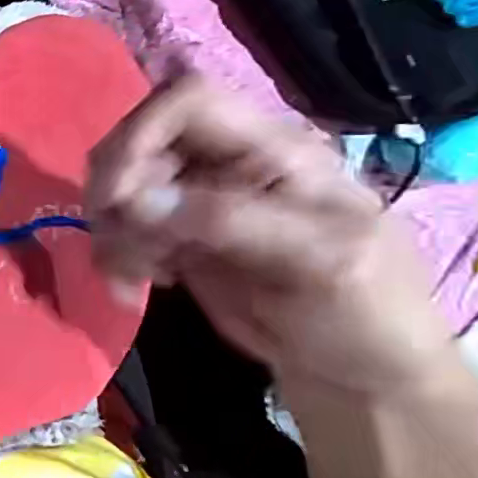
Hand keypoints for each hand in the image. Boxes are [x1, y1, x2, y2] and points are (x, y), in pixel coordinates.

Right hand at [85, 76, 467, 406]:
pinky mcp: (174, 240)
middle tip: (117, 239)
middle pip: (137, 140)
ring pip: (119, 188)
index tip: (120, 195)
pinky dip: (113, 256)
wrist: (359, 376)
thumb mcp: (321, 261)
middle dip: (114, 188)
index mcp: (274, 149)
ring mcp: (195, 202)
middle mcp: (225, 164)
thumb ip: (229, 220)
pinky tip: (136, 287)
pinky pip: (120, 231)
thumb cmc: (365, 312)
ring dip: (111, 231)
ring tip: (136, 277)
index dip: (141, 132)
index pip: (188, 100)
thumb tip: (135, 200)